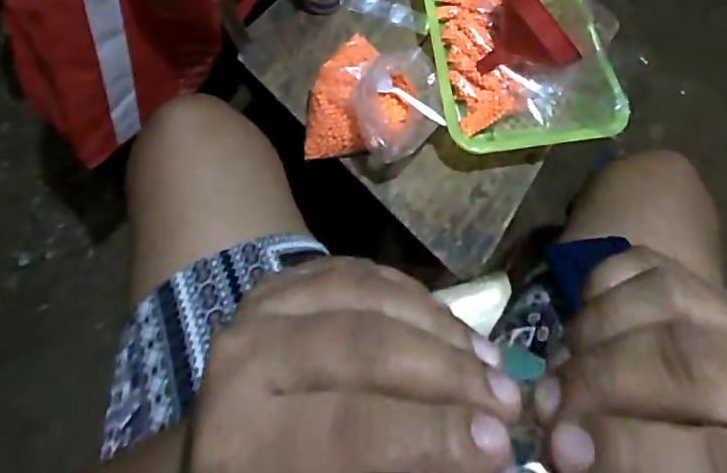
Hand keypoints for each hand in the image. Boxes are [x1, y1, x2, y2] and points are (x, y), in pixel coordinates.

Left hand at [186, 257, 521, 472]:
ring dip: (441, 329)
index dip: (427, 435)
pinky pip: (366, 272)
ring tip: (491, 364)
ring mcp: (265, 302)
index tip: (497, 447)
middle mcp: (243, 357)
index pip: (345, 430)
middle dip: (446, 374)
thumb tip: (481, 452)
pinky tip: (453, 328)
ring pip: (371, 296)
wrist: (220, 427)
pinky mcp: (288, 274)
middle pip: (362, 345)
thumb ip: (394, 466)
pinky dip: (416, 298)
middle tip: (506, 401)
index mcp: (240, 437)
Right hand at [535, 248, 726, 472]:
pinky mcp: (718, 293)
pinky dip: (602, 286)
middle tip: (547, 405)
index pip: (726, 459)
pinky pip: (653, 264)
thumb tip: (567, 456)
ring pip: (670, 296)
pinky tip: (578, 332)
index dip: (633, 450)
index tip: (561, 450)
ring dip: (596, 328)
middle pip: (693, 359)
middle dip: (605, 378)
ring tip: (557, 369)